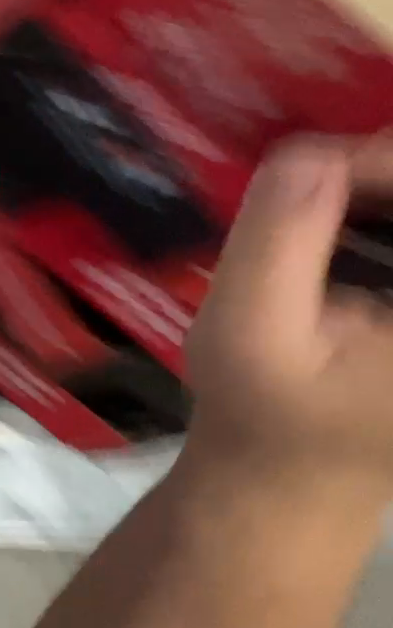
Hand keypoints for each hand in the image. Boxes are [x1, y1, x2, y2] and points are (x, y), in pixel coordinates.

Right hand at [183, 136, 392, 509]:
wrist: (287, 473)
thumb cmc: (263, 410)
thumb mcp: (248, 329)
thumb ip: (277, 243)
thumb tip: (303, 154)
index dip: (389, 165)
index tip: (314, 161)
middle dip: (383, 172)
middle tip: (316, 167)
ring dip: (380, 191)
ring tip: (323, 185)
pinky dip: (380, 217)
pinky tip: (342, 218)